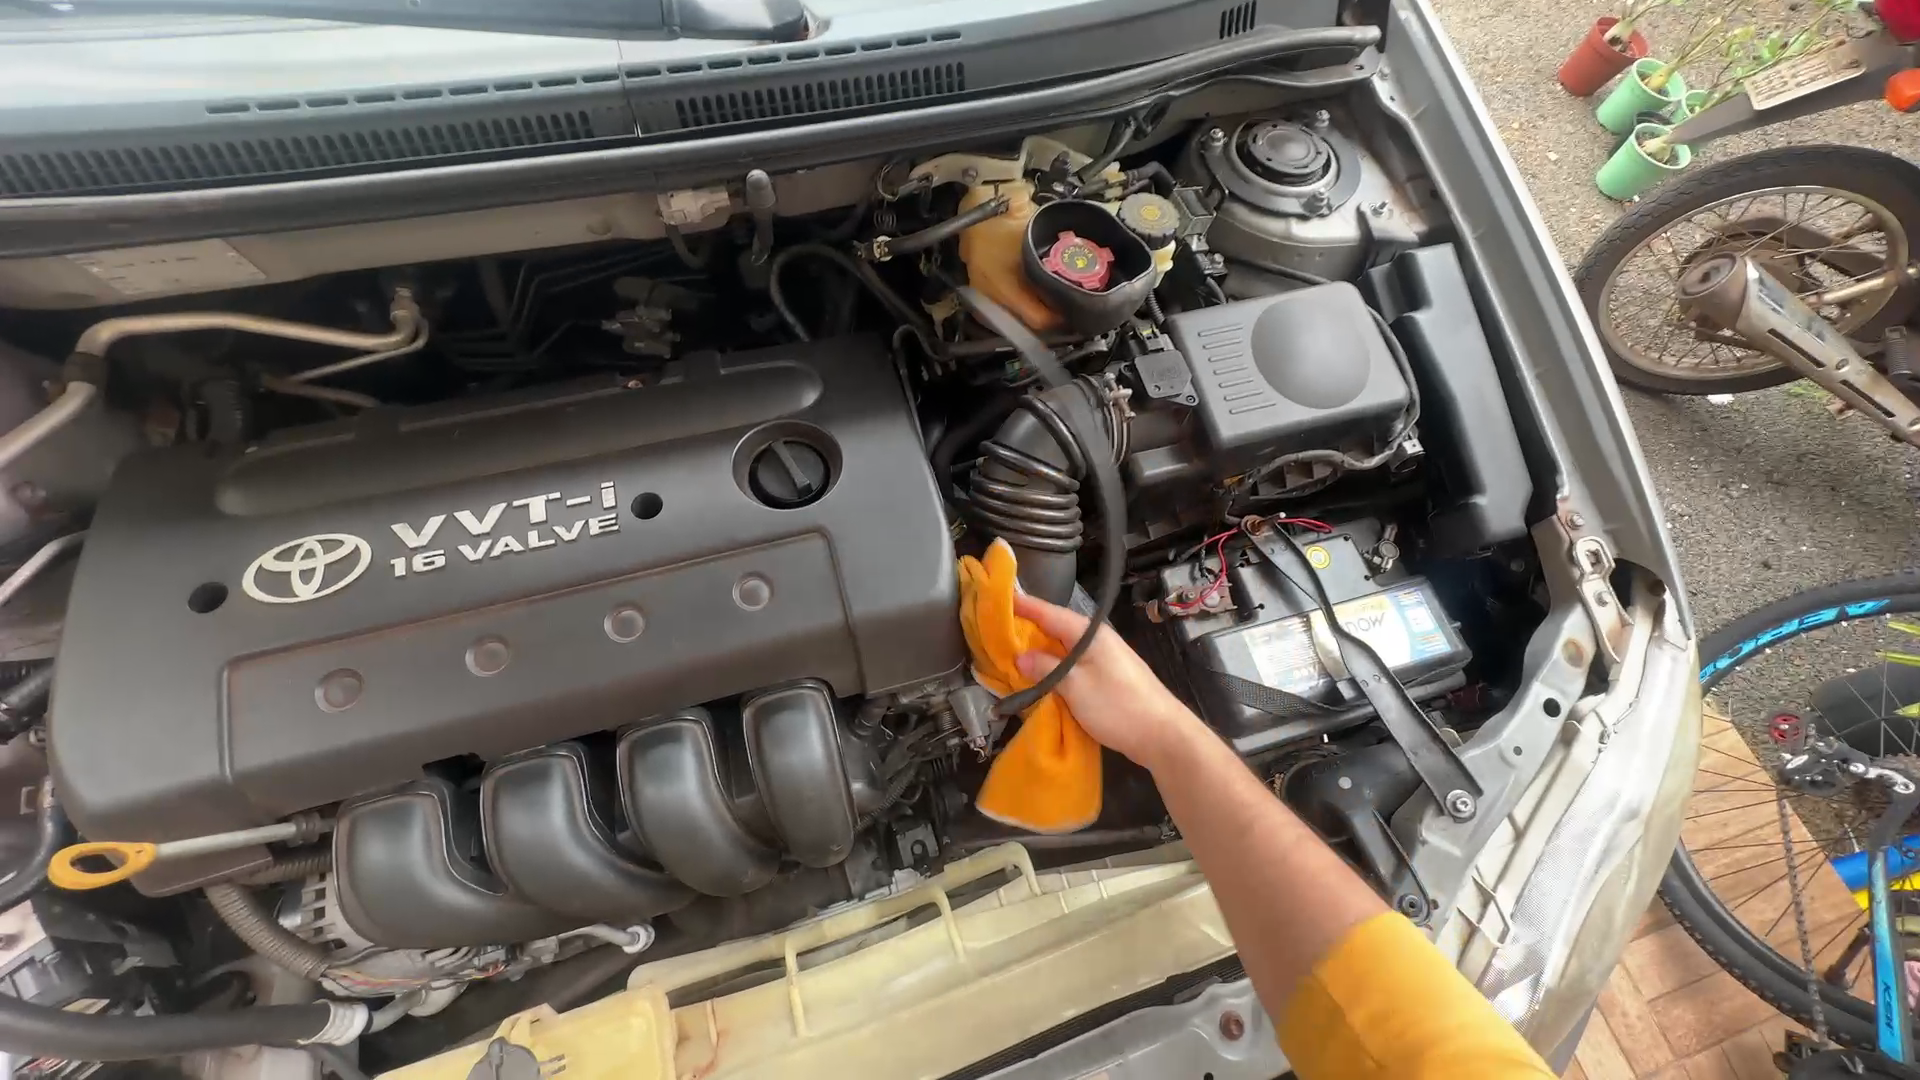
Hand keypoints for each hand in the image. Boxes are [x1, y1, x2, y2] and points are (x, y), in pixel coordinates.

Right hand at [1012, 592, 1209, 770]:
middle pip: (1058, 630)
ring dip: (1042, 652)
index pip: (1051, 613)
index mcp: (1090, 635)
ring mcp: (1106, 660)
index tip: (1002, 598)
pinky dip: (1056, 669)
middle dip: (1030, 630)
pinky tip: (1043, 678)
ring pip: (1066, 650)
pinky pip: (1075, 666)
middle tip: (999, 631)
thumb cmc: (1118, 706)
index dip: (1026, 606)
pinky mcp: (1109, 679)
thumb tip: (1022, 656)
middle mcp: (1099, 641)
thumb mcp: (1075, 686)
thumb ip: (1047, 668)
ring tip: (1014, 654)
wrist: (1164, 736)